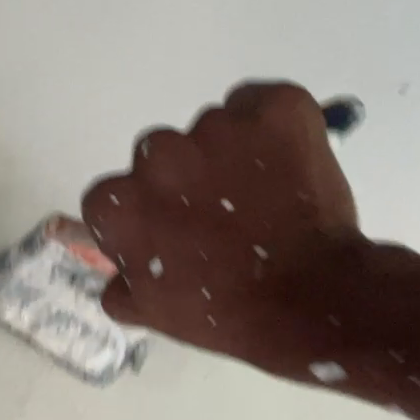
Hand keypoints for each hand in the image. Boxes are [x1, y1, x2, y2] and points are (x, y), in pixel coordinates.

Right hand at [80, 82, 373, 379]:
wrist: (307, 298)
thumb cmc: (220, 313)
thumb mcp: (149, 314)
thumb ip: (119, 284)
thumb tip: (122, 268)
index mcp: (120, 204)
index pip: (112, 197)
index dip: (139, 217)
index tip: (165, 236)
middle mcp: (158, 154)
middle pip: (156, 157)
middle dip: (178, 182)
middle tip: (214, 219)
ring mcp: (217, 127)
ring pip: (208, 132)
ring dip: (223, 156)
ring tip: (256, 198)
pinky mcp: (275, 107)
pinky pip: (256, 105)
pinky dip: (264, 129)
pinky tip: (279, 166)